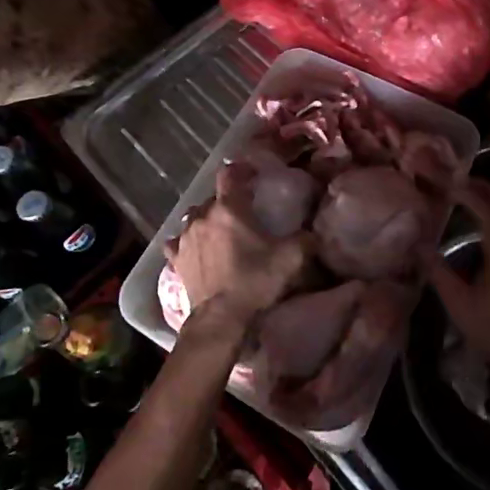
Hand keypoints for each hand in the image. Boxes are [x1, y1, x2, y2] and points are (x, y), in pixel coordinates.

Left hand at [170, 161, 309, 323]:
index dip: (241, 170)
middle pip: (214, 197)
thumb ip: (306, 239)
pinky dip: (186, 240)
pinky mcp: (175, 259)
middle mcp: (203, 216)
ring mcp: (185, 237)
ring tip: (220, 230)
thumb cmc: (256, 281)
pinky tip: (195, 247)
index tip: (253, 175)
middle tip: (244, 210)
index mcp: (229, 208)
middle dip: (228, 200)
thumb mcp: (291, 258)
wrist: (221, 319)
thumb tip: (314, 233)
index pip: (230, 174)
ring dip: (207, 218)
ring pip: (194, 216)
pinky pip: (178, 241)